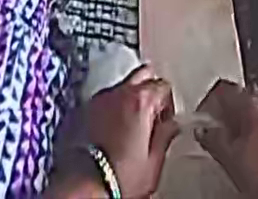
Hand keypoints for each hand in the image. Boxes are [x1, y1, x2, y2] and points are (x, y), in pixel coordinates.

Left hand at [83, 65, 180, 197]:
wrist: (86, 184)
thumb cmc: (120, 176)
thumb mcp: (153, 163)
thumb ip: (165, 136)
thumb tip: (171, 125)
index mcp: (141, 101)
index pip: (163, 86)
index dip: (168, 104)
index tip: (166, 121)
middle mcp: (120, 91)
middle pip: (142, 74)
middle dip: (151, 88)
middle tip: (153, 113)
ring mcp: (101, 96)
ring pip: (123, 84)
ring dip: (131, 96)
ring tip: (133, 123)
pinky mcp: (86, 105)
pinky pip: (107, 96)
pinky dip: (114, 104)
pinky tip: (115, 126)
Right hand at [198, 81, 257, 197]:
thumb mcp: (229, 155)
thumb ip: (211, 138)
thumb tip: (202, 131)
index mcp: (251, 101)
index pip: (222, 90)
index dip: (206, 102)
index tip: (199, 117)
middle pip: (235, 96)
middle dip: (221, 110)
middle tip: (209, 126)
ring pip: (246, 108)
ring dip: (233, 119)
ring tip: (223, 138)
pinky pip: (257, 119)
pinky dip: (245, 127)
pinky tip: (241, 145)